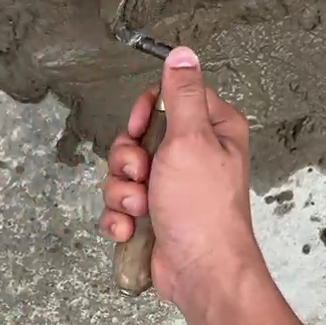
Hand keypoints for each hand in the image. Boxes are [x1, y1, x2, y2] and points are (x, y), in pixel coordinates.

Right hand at [100, 47, 259, 309]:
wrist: (198, 270)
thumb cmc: (203, 209)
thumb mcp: (191, 140)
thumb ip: (181, 95)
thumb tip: (182, 54)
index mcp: (209, 131)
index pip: (164, 102)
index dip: (143, 116)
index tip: (140, 131)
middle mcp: (188, 157)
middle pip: (133, 140)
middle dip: (127, 162)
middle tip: (143, 176)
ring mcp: (166, 189)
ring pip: (120, 176)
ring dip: (122, 194)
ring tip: (142, 210)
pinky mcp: (149, 217)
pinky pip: (116, 208)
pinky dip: (119, 220)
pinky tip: (132, 230)